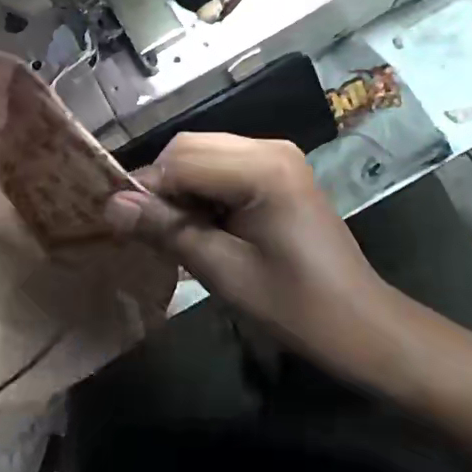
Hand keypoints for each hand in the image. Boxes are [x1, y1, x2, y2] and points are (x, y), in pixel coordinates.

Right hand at [102, 133, 391, 365]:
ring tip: (174, 232)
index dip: (145, 189)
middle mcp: (270, 147)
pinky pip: (225, 165)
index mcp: (263, 167)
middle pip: (192, 148)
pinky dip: (203, 189)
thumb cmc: (296, 306)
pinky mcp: (280, 170)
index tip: (119, 224)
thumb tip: (110, 205)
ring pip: (205, 154)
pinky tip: (202, 225)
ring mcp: (278, 155)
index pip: (181, 159)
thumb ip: (168, 230)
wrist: (361, 324)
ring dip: (182, 187)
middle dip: (163, 185)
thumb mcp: (224, 271)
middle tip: (148, 231)